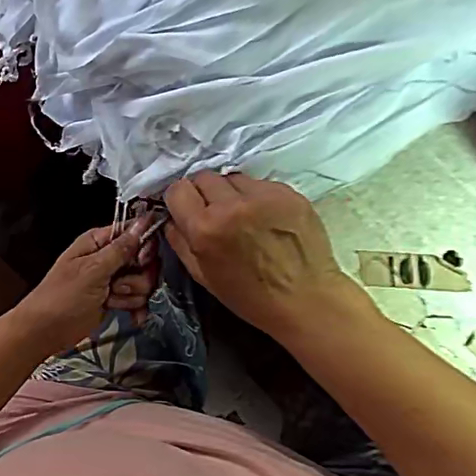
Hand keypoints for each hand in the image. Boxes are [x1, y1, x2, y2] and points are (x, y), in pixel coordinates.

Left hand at [11, 221, 156, 354]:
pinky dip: (136, 308)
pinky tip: (133, 317)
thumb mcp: (92, 270)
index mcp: (98, 242)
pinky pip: (138, 299)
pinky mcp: (114, 299)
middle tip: (118, 286)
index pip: (134, 232)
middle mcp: (107, 258)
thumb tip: (143, 221)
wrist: (46, 330)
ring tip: (111, 300)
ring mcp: (112, 280)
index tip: (141, 260)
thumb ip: (120, 249)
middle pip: (145, 259)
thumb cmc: (62, 297)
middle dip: (138, 276)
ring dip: (132, 294)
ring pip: (143, 281)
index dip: (144, 245)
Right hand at [163, 171, 369, 341]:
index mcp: (204, 228)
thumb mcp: (201, 274)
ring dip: (229, 192)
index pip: (178, 190)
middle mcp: (231, 205)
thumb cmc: (247, 295)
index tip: (185, 210)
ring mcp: (262, 195)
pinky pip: (259, 184)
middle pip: (203, 177)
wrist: (304, 298)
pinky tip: (263, 217)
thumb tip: (171, 219)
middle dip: (202, 194)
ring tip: (239, 214)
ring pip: (231, 178)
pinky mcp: (287, 193)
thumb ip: (179, 241)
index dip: (179, 200)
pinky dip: (254, 196)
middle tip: (212, 213)